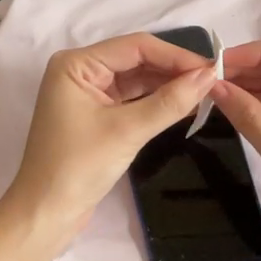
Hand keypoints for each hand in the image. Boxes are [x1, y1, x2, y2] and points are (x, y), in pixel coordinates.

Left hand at [0, 33, 215, 237]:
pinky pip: (132, 99)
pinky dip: (156, 102)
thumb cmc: (78, 166)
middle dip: (174, 69)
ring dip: (168, 85)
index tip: (212, 69)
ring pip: (137, 80)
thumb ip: (169, 102)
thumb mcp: (127, 131)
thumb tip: (209, 77)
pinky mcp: (96, 116)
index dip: (176, 55)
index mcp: (76, 64)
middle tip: (214, 81)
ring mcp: (87, 94)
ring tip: (206, 92)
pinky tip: (184, 105)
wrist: (46, 213)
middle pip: (137, 60)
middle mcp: (80, 71)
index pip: (136, 47)